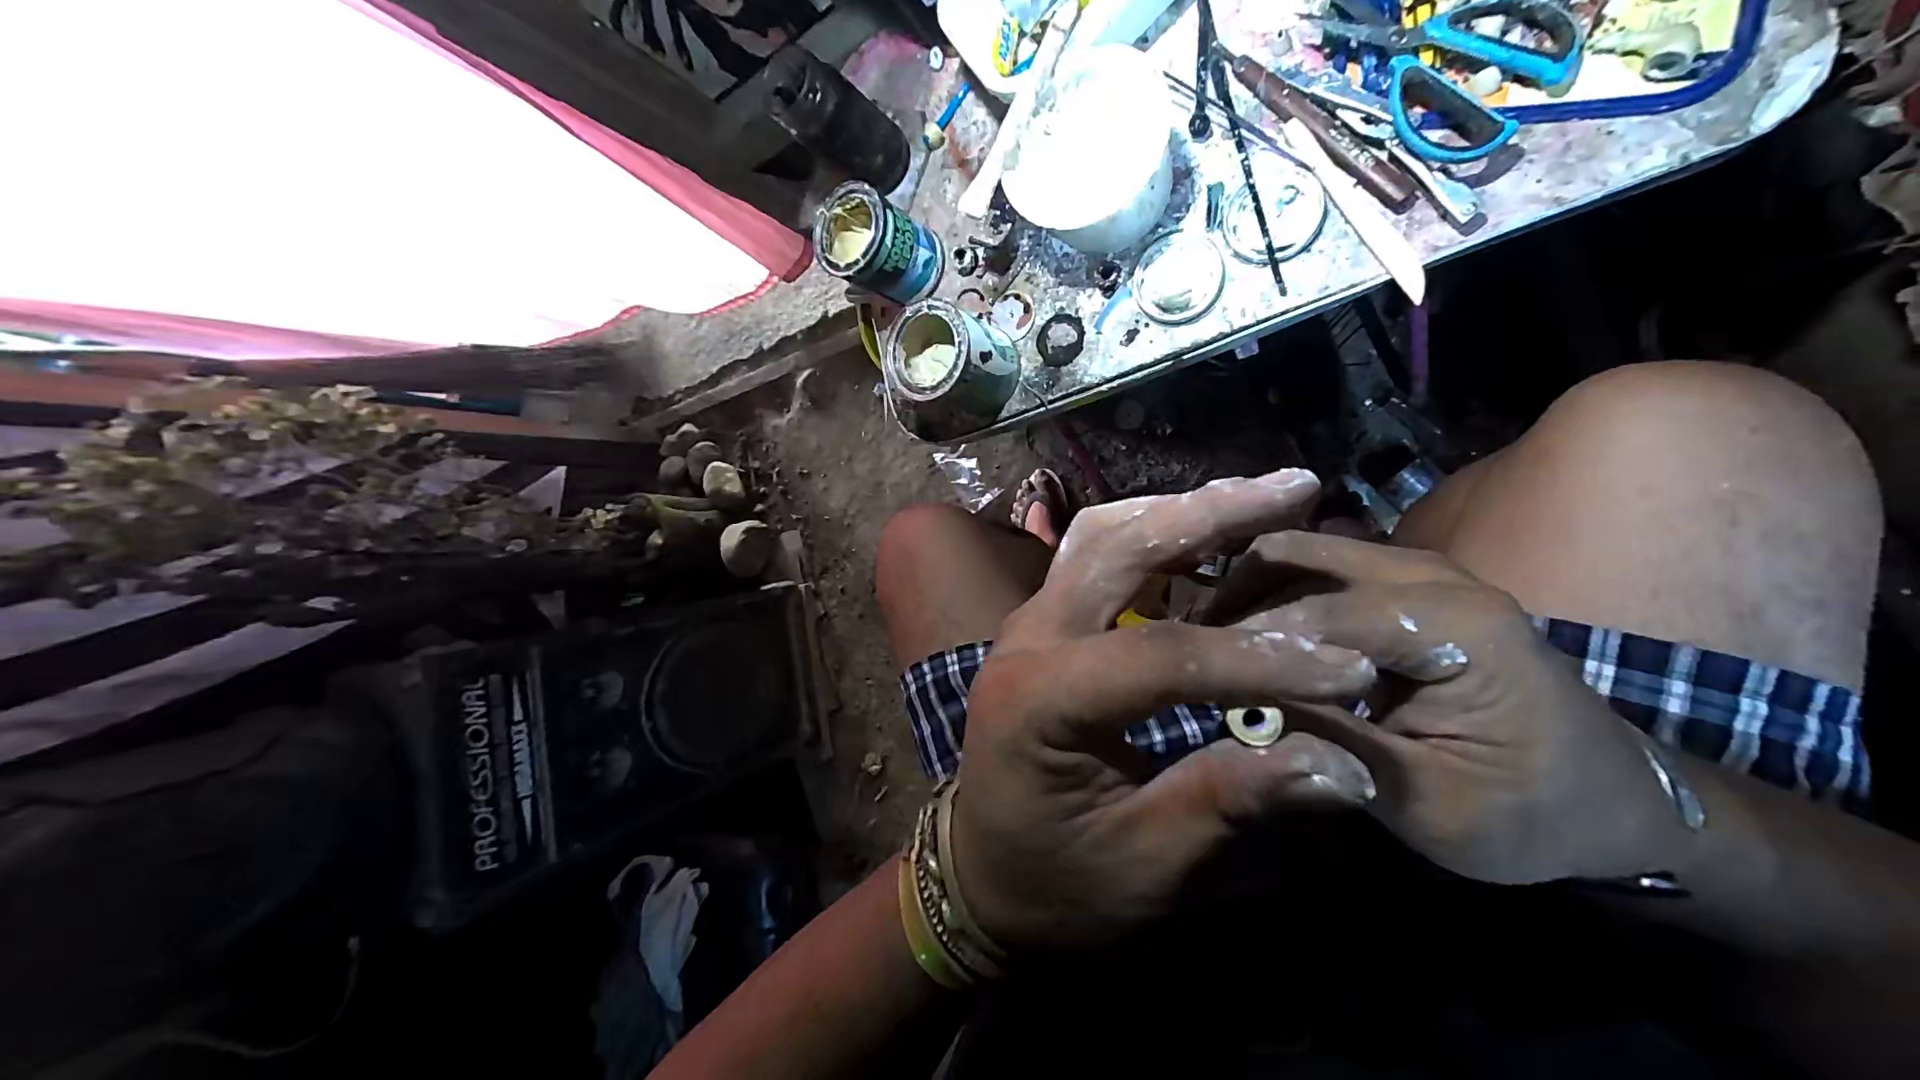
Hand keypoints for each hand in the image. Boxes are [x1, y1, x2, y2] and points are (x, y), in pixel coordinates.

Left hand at [948, 470, 1382, 948]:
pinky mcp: (1043, 621)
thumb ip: (1228, 804)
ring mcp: (1029, 621)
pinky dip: (1153, 529)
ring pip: (1101, 535)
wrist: (978, 869)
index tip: (1349, 667)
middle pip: (1117, 549)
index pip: (1160, 658)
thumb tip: (1344, 768)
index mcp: (1038, 702)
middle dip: (1210, 515)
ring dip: (1181, 509)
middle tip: (1298, 487)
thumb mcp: (1141, 866)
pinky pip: (1095, 553)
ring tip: (1259, 496)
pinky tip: (1204, 529)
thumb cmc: (1052, 881)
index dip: (1259, 659)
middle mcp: (1026, 639)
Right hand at [1208, 531, 1693, 884]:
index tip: (1187, 674)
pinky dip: (1278, 589)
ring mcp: (1425, 571)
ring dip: (1249, 587)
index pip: (1313, 617)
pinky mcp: (1414, 585)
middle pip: (1298, 554)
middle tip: (1184, 640)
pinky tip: (1250, 631)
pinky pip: (1326, 566)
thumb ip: (1333, 744)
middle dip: (1231, 593)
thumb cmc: (1526, 814)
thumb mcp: (1425, 803)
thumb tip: (1241, 704)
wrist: (1609, 800)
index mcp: (1450, 625)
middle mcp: (1434, 576)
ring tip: (1207, 635)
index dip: (1243, 645)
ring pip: (1305, 551)